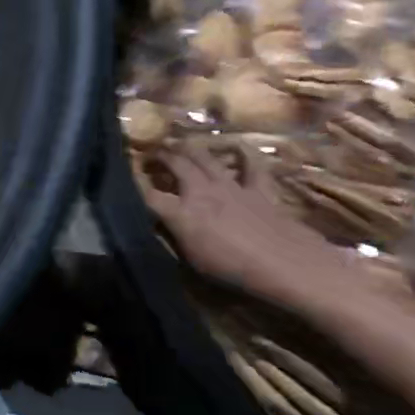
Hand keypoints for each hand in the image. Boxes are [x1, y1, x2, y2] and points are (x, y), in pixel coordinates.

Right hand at [142, 144, 352, 311]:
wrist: (292, 270)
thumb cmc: (235, 272)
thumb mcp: (191, 260)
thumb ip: (172, 235)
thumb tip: (156, 221)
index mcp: (180, 212)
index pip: (146, 192)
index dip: (132, 181)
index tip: (122, 174)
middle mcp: (201, 192)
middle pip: (176, 165)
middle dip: (160, 155)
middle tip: (151, 152)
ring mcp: (232, 187)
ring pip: (206, 158)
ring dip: (190, 148)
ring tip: (180, 142)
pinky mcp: (260, 190)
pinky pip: (252, 166)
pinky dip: (244, 154)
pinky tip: (238, 146)